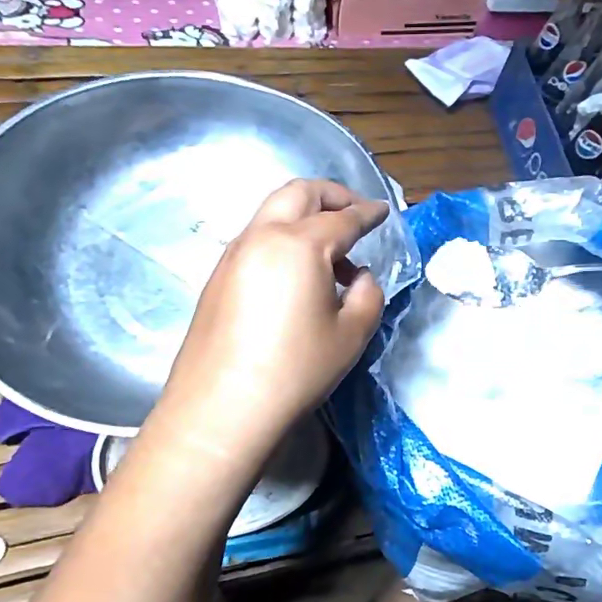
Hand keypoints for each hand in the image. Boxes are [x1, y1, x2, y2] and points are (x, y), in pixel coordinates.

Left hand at [153, 179, 388, 458]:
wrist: (222, 408)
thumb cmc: (295, 370)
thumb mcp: (352, 334)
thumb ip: (369, 294)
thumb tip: (359, 277)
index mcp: (299, 245)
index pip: (343, 218)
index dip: (368, 213)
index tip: (384, 211)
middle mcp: (262, 236)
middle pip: (299, 193)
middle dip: (331, 195)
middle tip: (354, 211)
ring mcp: (234, 254)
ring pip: (273, 212)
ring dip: (305, 216)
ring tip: (331, 251)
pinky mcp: (218, 276)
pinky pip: (257, 238)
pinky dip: (283, 237)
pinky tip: (298, 274)